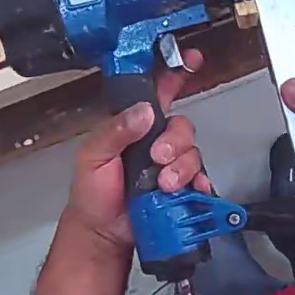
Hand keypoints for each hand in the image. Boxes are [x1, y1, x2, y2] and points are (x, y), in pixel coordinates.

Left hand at [59, 49, 211, 252]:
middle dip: (175, 141)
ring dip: (181, 167)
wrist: (104, 235)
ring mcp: (172, 165)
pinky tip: (189, 190)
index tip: (190, 59)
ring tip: (164, 184)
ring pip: (193, 153)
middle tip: (159, 157)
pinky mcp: (184, 187)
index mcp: (134, 127)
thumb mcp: (93, 156)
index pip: (157, 92)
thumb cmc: (92, 195)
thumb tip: (144, 112)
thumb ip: (116, 131)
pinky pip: (202, 178)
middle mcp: (157, 142)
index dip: (174, 73)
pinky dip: (198, 183)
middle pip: (183, 126)